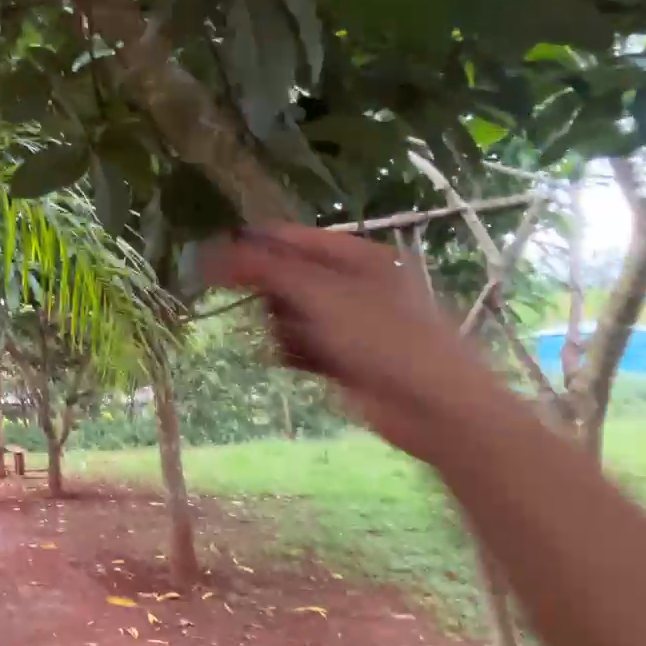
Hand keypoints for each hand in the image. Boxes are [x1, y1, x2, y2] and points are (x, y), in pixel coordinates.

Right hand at [203, 225, 528, 463]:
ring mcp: (345, 319)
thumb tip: (211, 253)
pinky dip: (291, 351)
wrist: (435, 407)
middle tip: (269, 312)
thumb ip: (265, 269)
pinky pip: (295, 342)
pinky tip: (301, 363)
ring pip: (284, 312)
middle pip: (281, 276)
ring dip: (280, 328)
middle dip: (268, 296)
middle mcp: (351, 282)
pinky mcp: (339, 353)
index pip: (286, 239)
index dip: (248, 248)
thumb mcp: (321, 294)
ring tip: (298, 344)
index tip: (210, 266)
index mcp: (356, 257)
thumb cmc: (385, 340)